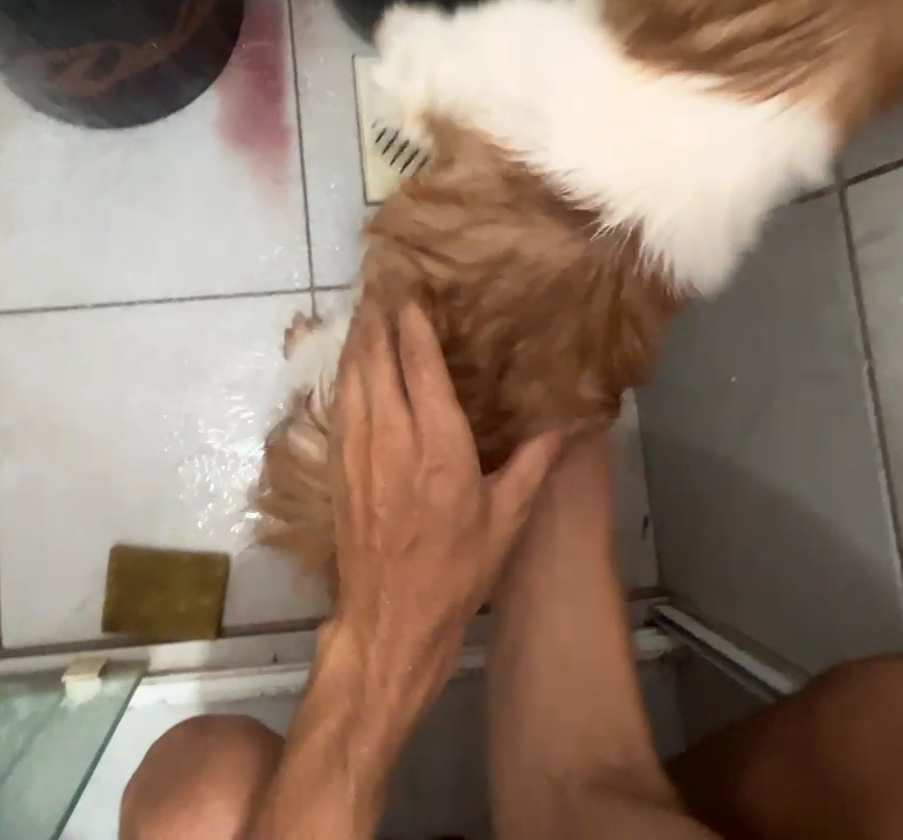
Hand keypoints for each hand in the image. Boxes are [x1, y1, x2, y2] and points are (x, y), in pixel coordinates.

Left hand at [327, 302, 564, 693]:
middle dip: (378, 319)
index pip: (420, 365)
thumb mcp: (506, 520)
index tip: (412, 293)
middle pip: (377, 359)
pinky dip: (344, 372)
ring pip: (352, 376)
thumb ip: (532, 465)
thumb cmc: (456, 571)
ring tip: (364, 311)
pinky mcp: (338, 465)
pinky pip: (339, 402)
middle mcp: (392, 436)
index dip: (413, 324)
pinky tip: (349, 362)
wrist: (390, 616)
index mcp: (438, 445)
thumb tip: (564, 425)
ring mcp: (358, 448)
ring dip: (357, 339)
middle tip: (382, 286)